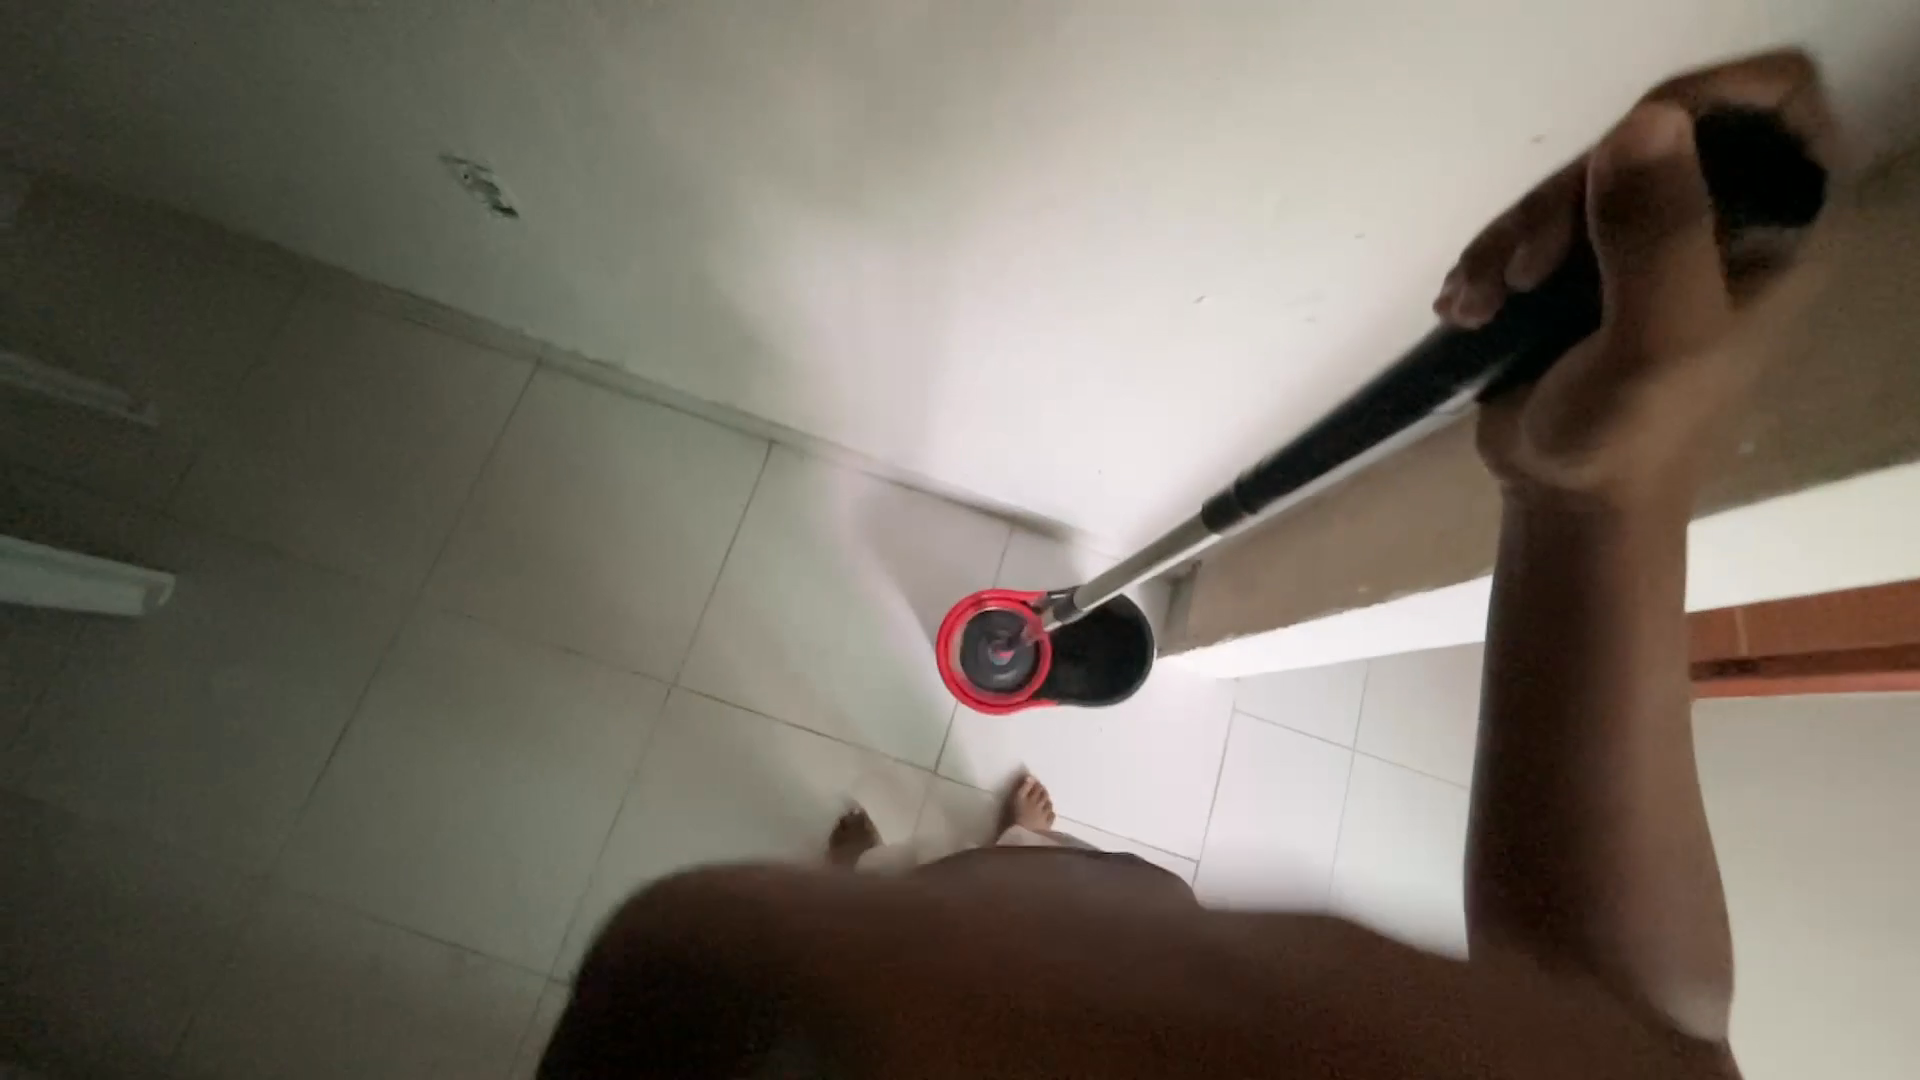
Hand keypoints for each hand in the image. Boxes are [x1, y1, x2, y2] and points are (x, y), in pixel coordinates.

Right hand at [1437, 50, 1840, 504]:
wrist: (1565, 492)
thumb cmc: (1628, 433)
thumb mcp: (1656, 340)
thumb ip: (1659, 236)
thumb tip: (1640, 123)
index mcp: (1770, 225)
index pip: (1760, 105)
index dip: (1687, 108)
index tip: (1606, 162)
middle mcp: (1706, 223)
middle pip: (1628, 148)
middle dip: (1554, 206)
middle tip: (1518, 275)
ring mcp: (1628, 250)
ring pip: (1560, 192)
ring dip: (1499, 246)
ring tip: (1473, 308)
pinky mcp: (1565, 279)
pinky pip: (1516, 234)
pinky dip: (1478, 267)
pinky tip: (1461, 311)